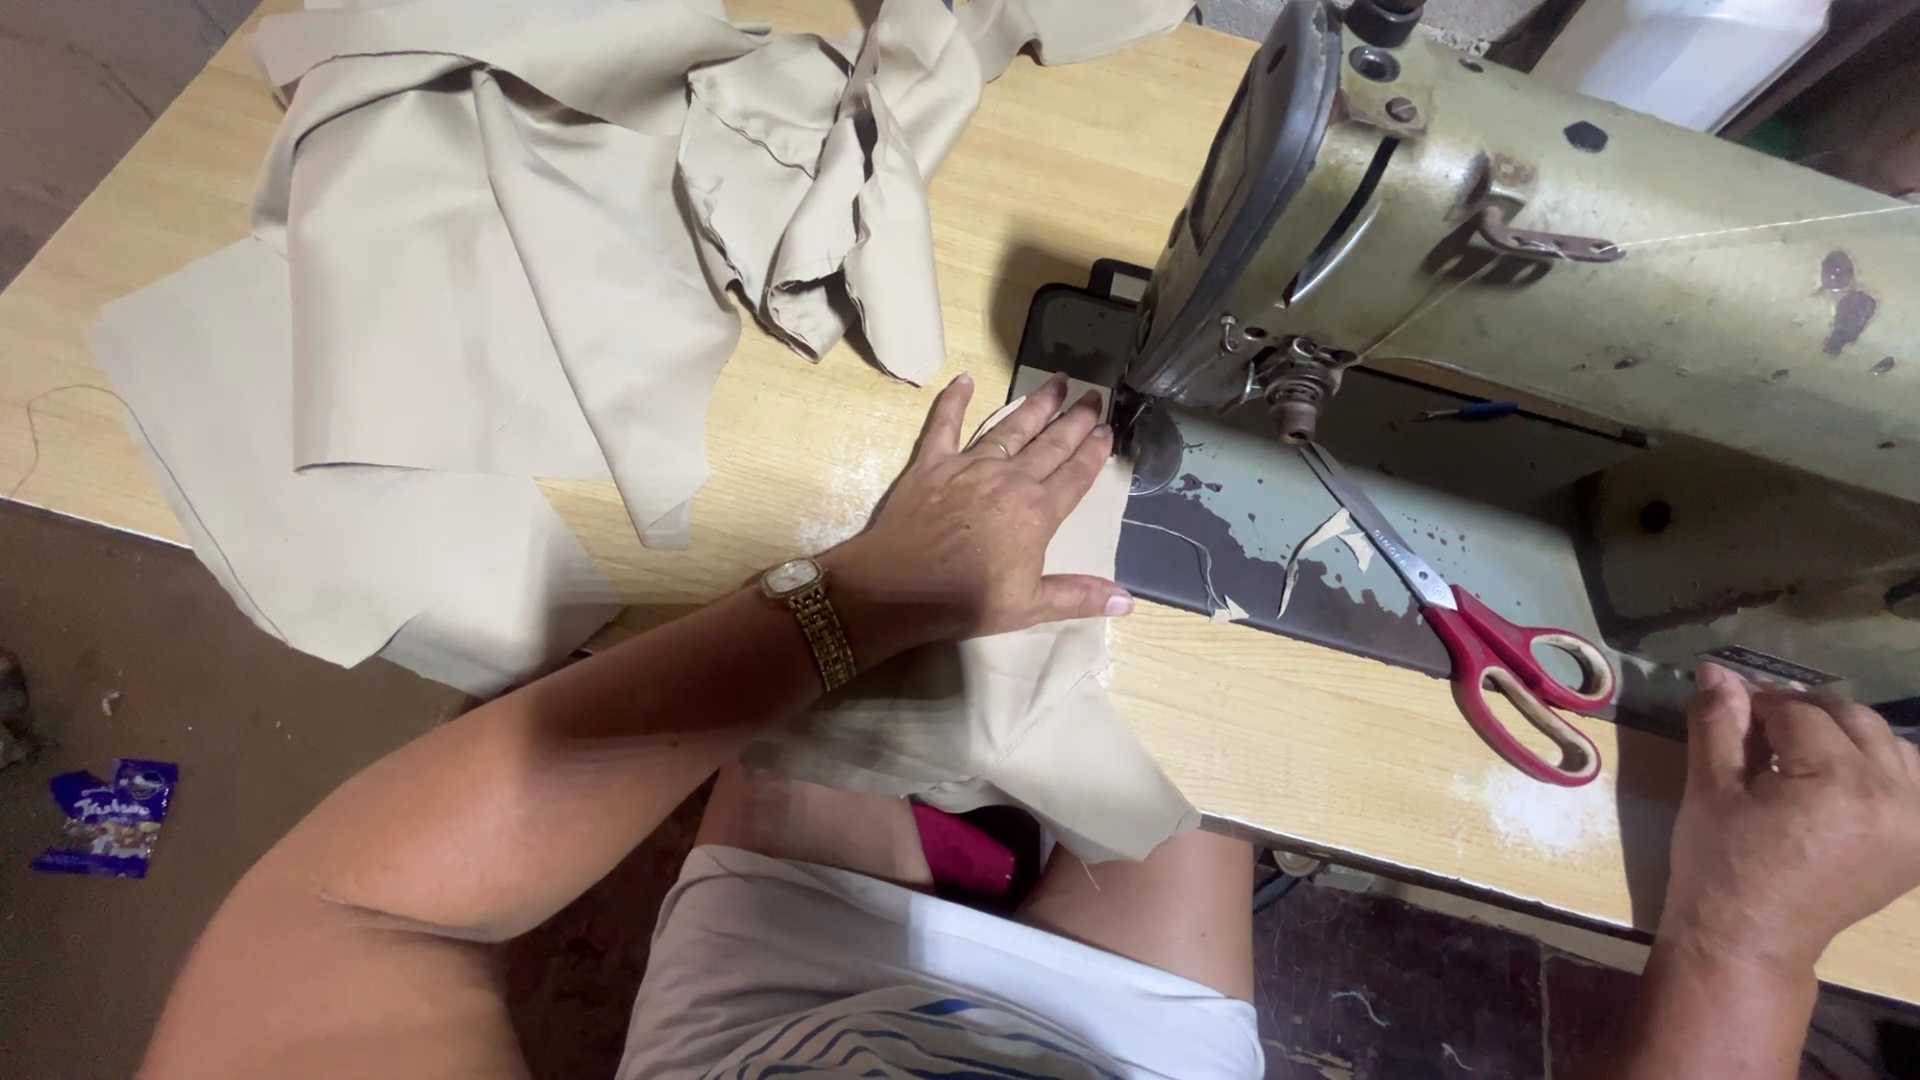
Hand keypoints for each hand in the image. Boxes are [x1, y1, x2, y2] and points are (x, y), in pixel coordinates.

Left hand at [819, 372, 1131, 662]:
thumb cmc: (965, 601)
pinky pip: (945, 424)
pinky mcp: (932, 463)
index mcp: (1037, 512)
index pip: (1075, 476)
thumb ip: (1078, 596)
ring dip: (1035, 404)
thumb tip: (1128, 601)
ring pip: (1010, 428)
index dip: (1093, 453)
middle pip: (1050, 444)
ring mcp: (969, 466)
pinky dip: (954, 401)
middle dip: (1074, 419)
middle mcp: (1009, 479)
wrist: (899, 587)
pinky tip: (965, 379)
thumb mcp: (1029, 606)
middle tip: (1092, 395)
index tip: (1107, 430)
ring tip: (1055, 381)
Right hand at [1660, 664, 1919, 979]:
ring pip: (1891, 744)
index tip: (1720, 707)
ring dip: (1840, 733)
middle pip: (1854, 720)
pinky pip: (1911, 780)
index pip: (1799, 713)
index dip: (1754, 701)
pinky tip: (1829, 775)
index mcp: (1840, 784)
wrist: (1751, 929)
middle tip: (1749, 722)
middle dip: (1799, 710)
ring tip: (1789, 748)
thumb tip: (1716, 671)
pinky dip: (1873, 763)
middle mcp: (1899, 799)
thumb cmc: (1718, 855)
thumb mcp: (1708, 785)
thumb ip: (1717, 722)